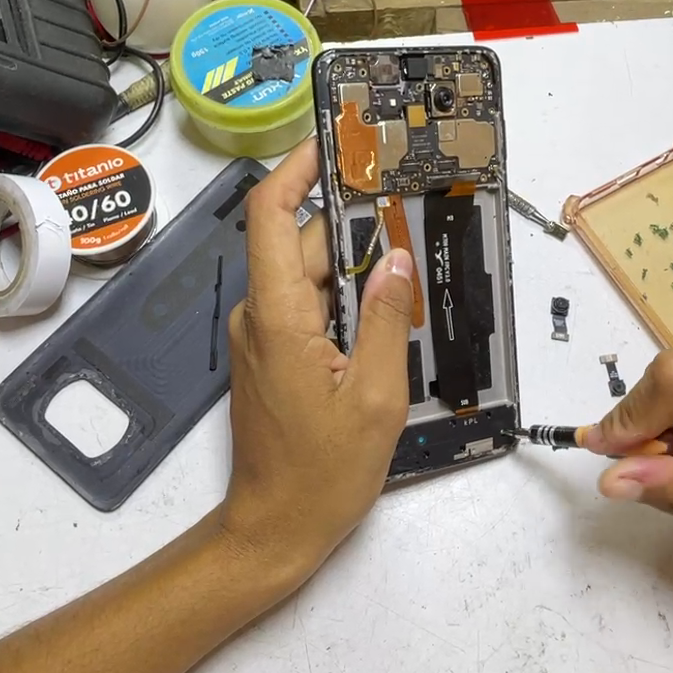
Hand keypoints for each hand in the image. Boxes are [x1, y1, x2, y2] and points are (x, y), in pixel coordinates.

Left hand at [218, 141, 415, 582]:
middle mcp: (260, 316)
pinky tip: (387, 311)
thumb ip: (386, 320)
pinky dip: (344, 301)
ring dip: (355, 270)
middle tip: (412, 215)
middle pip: (304, 247)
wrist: (275, 527)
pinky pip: (309, 309)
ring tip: (410, 266)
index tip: (336, 144)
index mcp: (278, 316)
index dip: (297, 169)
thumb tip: (395, 258)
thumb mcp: (375, 396)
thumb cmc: (324, 472)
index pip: (272, 217)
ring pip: (310, 279)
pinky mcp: (271, 356)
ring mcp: (262, 337)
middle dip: (355, 228)